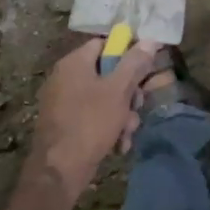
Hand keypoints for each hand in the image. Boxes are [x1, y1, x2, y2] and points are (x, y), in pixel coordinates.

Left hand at [33, 38, 155, 196]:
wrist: (60, 169)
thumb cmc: (90, 122)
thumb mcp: (118, 90)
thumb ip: (134, 63)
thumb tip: (150, 40)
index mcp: (74, 63)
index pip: (105, 44)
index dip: (127, 53)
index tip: (145, 69)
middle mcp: (66, 78)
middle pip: (107, 73)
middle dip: (129, 92)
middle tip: (139, 105)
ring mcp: (64, 101)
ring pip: (105, 98)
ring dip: (122, 113)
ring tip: (128, 131)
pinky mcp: (67, 123)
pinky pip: (94, 115)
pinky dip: (109, 126)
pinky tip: (119, 143)